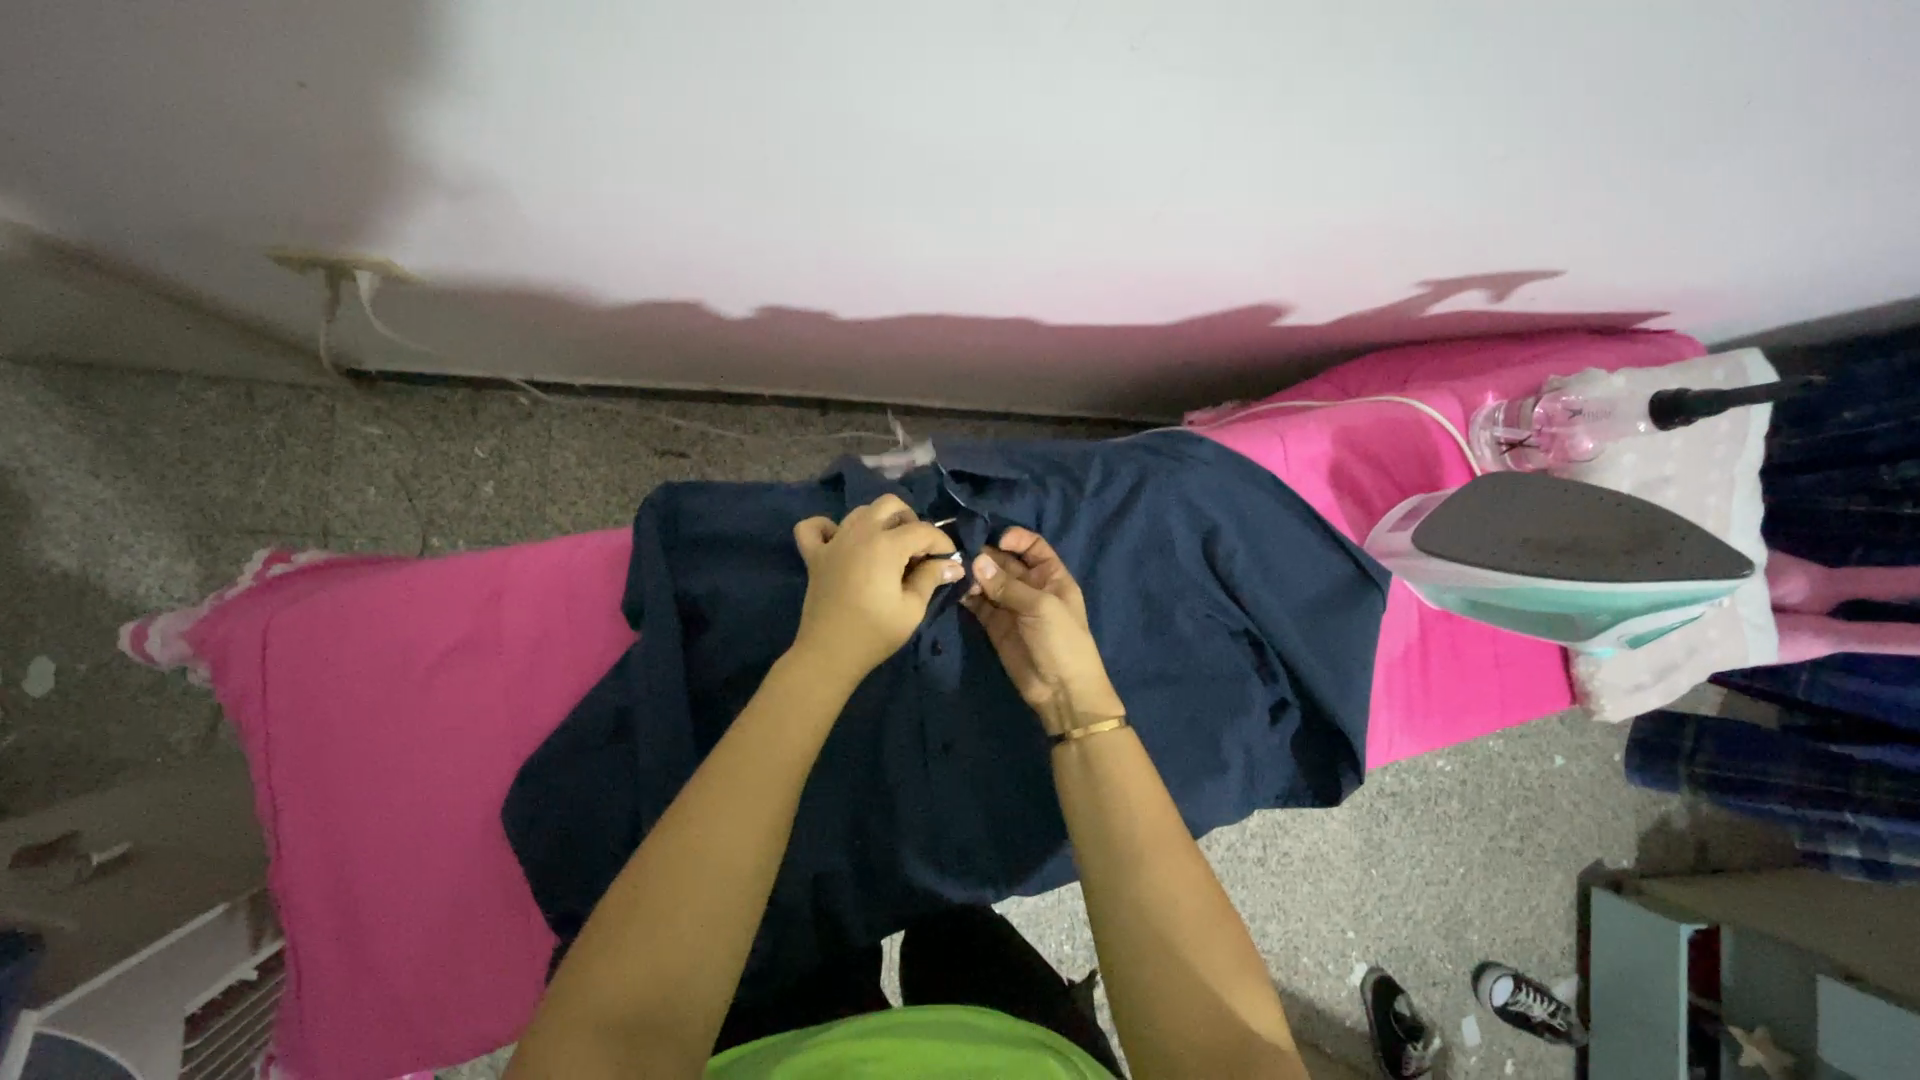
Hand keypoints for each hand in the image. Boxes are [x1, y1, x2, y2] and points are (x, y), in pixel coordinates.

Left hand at [791, 495, 962, 681]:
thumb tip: (952, 564)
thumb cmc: (875, 633)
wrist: (829, 654)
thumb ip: (931, 578)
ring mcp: (833, 542)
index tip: (949, 562)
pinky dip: (827, 527)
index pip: (923, 530)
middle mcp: (859, 533)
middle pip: (890, 505)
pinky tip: (840, 542)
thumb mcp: (912, 608)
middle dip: (911, 521)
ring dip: (878, 522)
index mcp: (886, 545)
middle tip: (917, 550)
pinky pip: (813, 527)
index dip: (942, 543)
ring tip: (888, 549)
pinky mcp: (814, 556)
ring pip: (859, 512)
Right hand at [961, 527, 1125, 735]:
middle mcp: (1031, 587)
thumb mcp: (1040, 607)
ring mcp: (1011, 606)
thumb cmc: (1062, 641)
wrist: (1061, 691)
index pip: (1032, 546)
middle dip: (986, 555)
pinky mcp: (995, 625)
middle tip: (961, 551)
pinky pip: (979, 603)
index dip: (1015, 539)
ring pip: (989, 582)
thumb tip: (976, 561)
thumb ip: (1008, 585)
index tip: (994, 539)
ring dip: (974, 575)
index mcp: (1051, 576)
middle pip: (1005, 562)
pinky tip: (954, 588)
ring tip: (955, 571)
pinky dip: (967, 595)